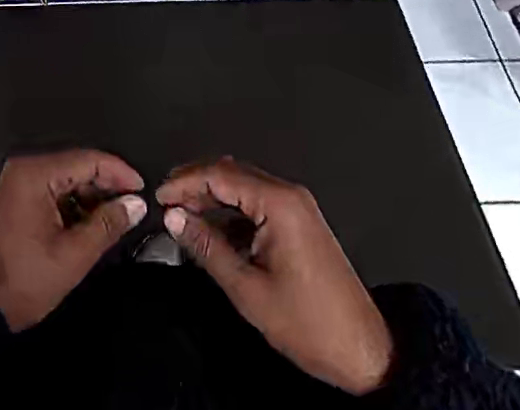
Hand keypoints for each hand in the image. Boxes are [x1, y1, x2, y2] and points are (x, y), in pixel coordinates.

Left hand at [0, 149, 146, 331]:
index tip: (139, 189)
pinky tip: (88, 224)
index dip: (121, 173)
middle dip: (108, 186)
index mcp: (36, 175)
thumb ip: (109, 224)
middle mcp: (25, 170)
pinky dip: (75, 203)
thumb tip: (134, 205)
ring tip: (112, 220)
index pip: (90, 160)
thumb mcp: (73, 255)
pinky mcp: (18, 197)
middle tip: (130, 206)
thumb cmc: (18, 281)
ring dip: (92, 196)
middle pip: (79, 165)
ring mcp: (19, 182)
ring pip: (69, 178)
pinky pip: (55, 189)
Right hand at [157, 158, 392, 394]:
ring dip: (212, 196)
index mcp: (279, 203)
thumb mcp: (247, 288)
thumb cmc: (308, 322)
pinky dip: (231, 210)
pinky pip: (258, 203)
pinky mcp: (298, 221)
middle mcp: (290, 195)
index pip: (222, 174)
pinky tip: (212, 229)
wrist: (360, 347)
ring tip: (182, 215)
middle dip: (196, 183)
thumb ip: (207, 247)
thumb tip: (176, 219)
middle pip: (233, 172)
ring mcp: (296, 206)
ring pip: (244, 186)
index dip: (185, 181)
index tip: (160, 196)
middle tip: (166, 202)